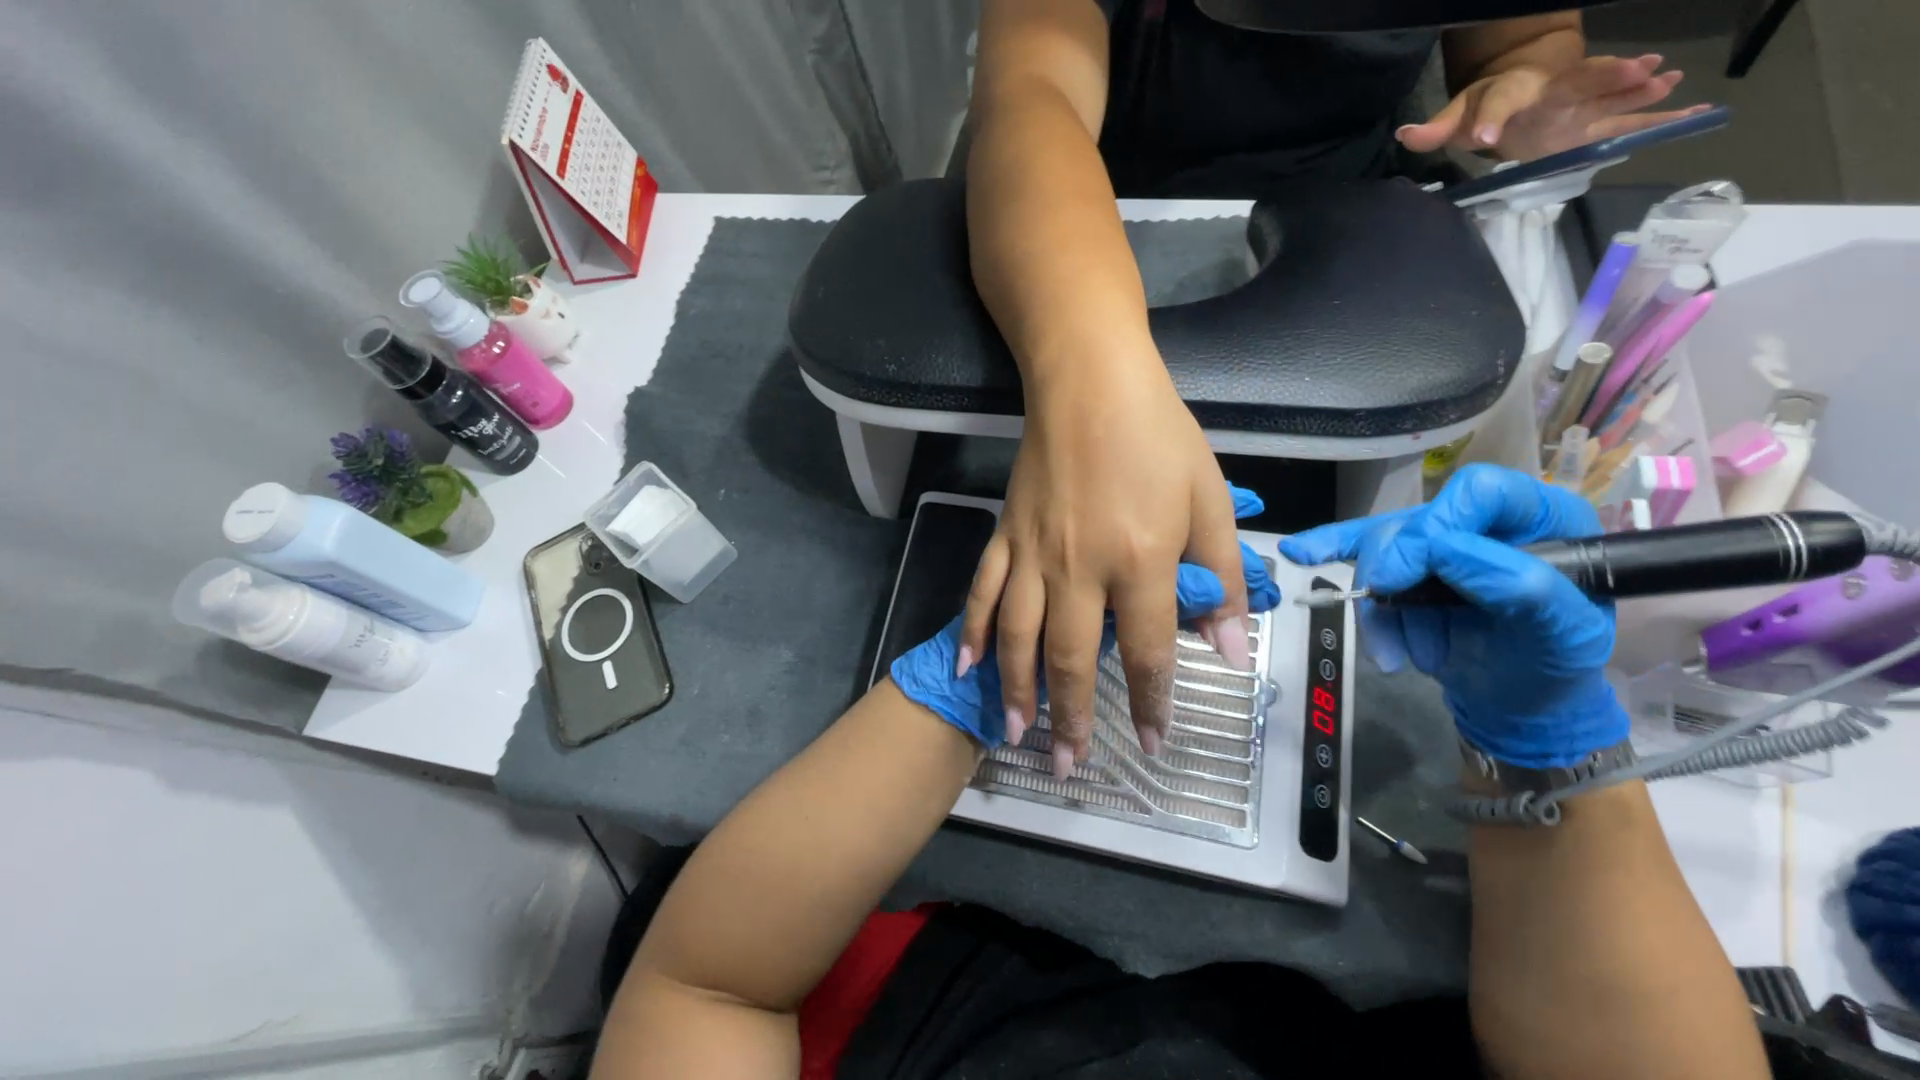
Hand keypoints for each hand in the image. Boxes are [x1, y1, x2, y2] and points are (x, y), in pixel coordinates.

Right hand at [958, 376, 1248, 777]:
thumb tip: (1229, 649)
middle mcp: (1080, 569)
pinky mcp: (1004, 535)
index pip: (1148, 651)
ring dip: (1017, 692)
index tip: (1153, 744)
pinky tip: (967, 669)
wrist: (1090, 382)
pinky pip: (982, 592)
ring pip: (1017, 636)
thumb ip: (1222, 577)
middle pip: (1072, 659)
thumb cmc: (1159, 436)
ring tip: (1017, 737)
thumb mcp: (1210, 499)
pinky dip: (972, 633)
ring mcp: (1033, 554)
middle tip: (1069, 768)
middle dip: (1073, 719)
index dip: (1152, 704)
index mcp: (1141, 560)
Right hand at [1279, 465, 1626, 768]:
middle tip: (1388, 616)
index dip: (1433, 527)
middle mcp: (1484, 521)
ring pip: (1381, 549)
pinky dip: (1329, 549)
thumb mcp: (1561, 632)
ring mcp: (1439, 544)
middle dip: (1396, 575)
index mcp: (1541, 518)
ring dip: (1378, 609)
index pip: (1480, 492)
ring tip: (1396, 657)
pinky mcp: (1404, 567)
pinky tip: (1302, 552)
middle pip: (1417, 522)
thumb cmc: (1554, 668)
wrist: (1521, 706)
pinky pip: (1359, 548)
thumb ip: (1518, 585)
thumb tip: (1439, 549)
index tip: (1398, 577)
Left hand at [1398, 53, 1708, 162]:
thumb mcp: (1455, 116)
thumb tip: (1404, 134)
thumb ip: (1431, 130)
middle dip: (1604, 78)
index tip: (1483, 139)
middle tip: (1636, 70)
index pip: (1497, 104)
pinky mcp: (1595, 118)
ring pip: (1612, 92)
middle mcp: (1551, 92)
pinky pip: (1630, 117)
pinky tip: (1694, 110)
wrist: (1517, 83)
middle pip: (1577, 83)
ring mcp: (1579, 103)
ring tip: (1667, 77)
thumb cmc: (1484, 102)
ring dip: (1639, 86)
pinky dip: (1660, 114)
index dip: (1488, 121)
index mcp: (1509, 93)